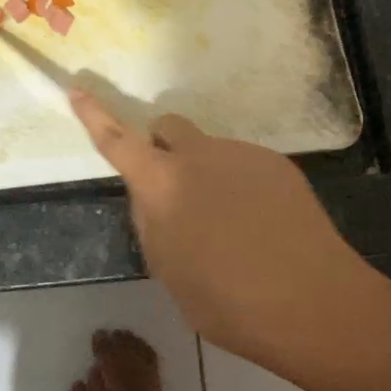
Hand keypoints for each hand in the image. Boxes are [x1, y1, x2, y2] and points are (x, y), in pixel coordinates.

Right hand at [69, 91, 372, 363]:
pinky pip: (244, 165)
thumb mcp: (169, 272)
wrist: (313, 301)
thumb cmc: (229, 302)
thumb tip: (151, 195)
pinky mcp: (276, 162)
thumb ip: (152, 224)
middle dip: (163, 147)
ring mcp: (241, 154)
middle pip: (169, 128)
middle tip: (175, 191)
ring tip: (234, 229)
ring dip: (207, 175)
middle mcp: (199, 156)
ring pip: (210, 152)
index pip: (118, 142)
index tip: (78, 88)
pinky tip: (264, 226)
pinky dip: (241, 185)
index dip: (94, 116)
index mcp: (162, 185)